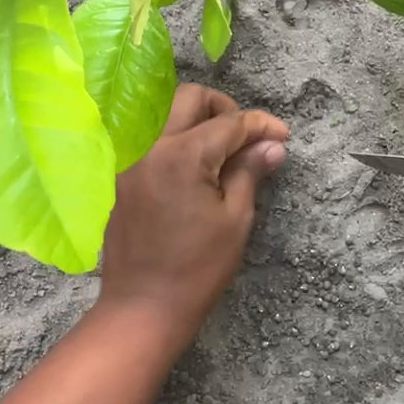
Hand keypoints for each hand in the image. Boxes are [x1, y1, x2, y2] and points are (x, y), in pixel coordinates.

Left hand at [98, 85, 288, 338]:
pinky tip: (193, 163)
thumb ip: (250, 172)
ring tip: (219, 147)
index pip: (230, 123)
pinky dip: (173, 136)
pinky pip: (147, 136)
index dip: (262, 126)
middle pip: (189, 98)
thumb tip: (272, 145)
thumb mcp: (236, 219)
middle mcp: (149, 145)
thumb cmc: (197, 268)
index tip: (283, 137)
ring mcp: (128, 158)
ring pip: (163, 111)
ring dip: (195, 118)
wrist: (143, 306)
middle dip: (224, 108)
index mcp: (182, 156)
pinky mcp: (120, 174)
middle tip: (246, 137)